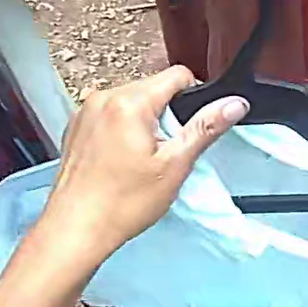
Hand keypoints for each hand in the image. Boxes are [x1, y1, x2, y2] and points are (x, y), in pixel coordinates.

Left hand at [31, 66, 247, 273]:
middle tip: (163, 153)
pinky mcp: (75, 127)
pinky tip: (120, 161)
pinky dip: (121, 129)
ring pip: (131, 102)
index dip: (193, 97)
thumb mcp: (174, 166)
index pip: (177, 75)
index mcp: (130, 101)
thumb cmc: (122, 204)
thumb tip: (234, 104)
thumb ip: (205, 128)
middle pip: (153, 88)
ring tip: (140, 160)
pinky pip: (110, 114)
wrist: (73, 231)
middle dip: (166, 114)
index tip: (189, 128)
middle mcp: (103, 97)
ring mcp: (85, 111)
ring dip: (143, 122)